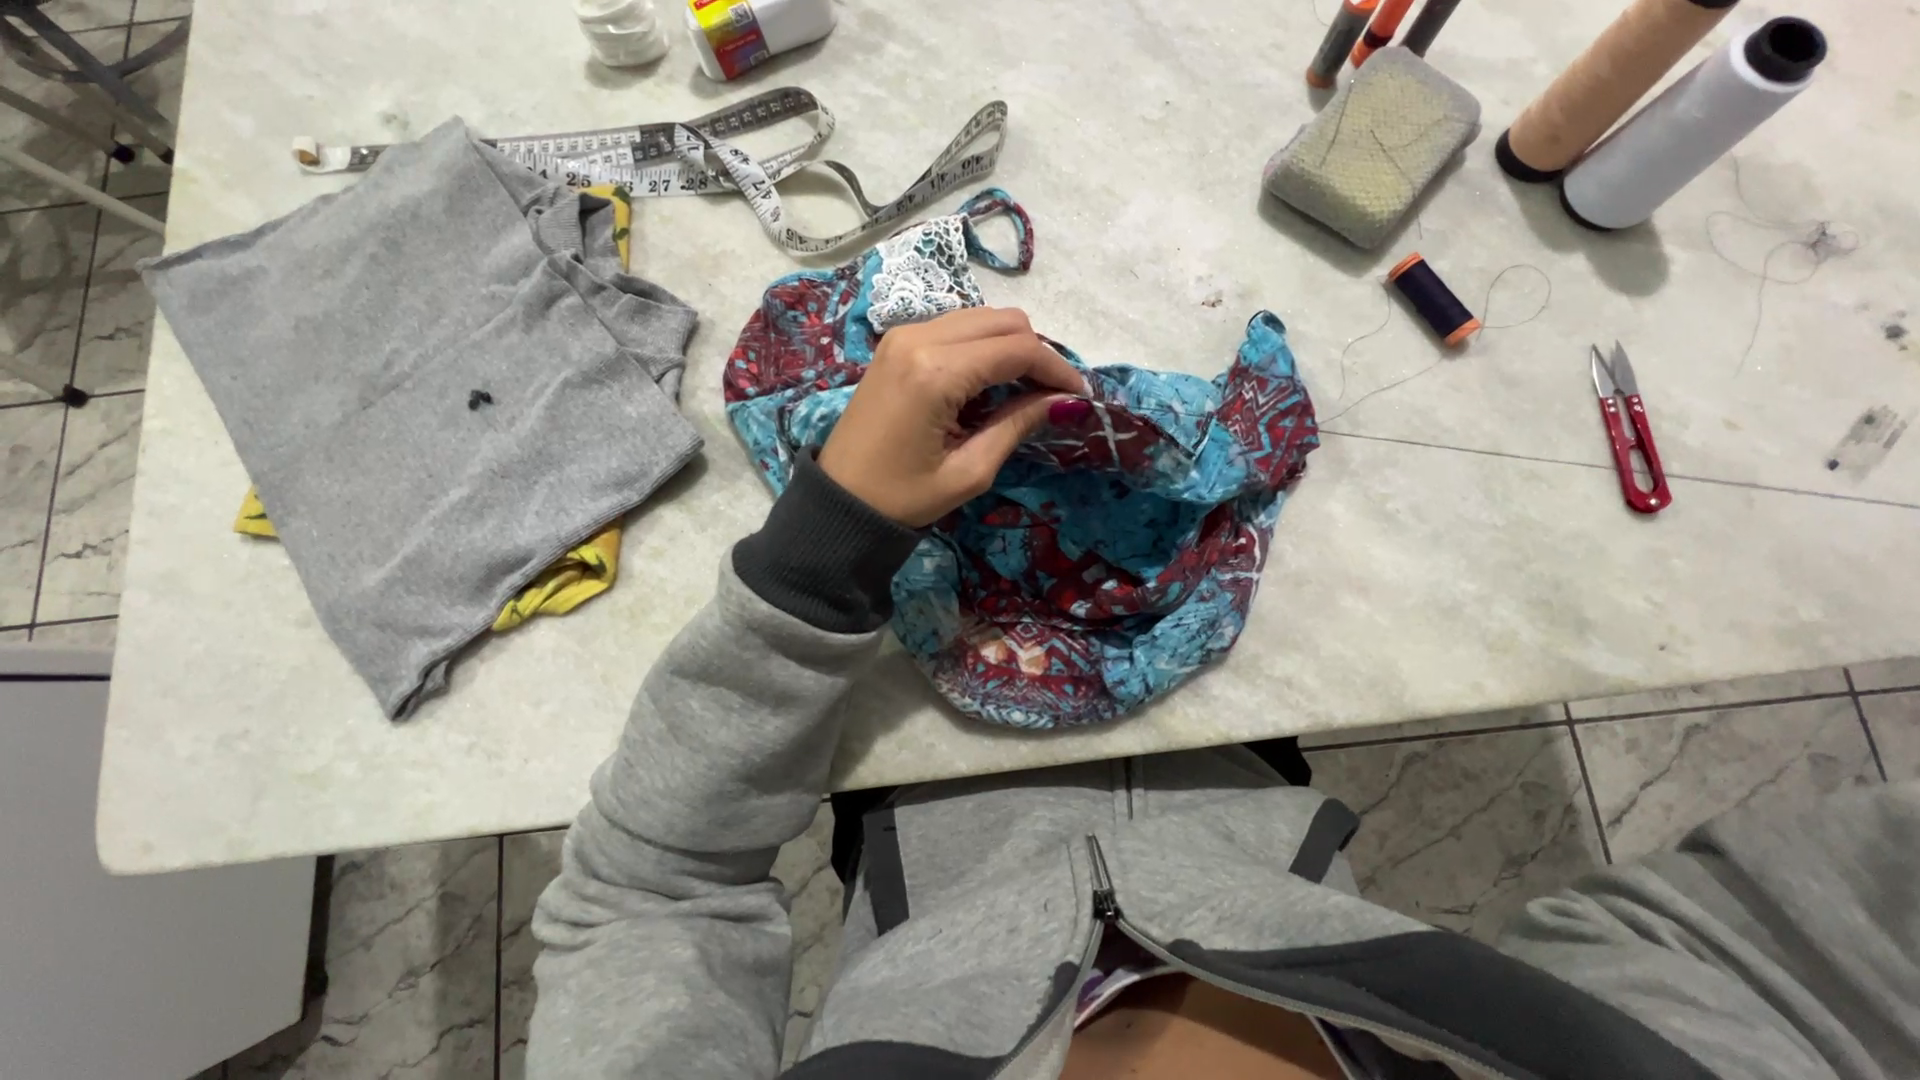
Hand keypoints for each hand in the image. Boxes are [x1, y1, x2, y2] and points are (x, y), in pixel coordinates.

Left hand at [818, 307, 1089, 526]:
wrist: (838, 501)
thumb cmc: (902, 497)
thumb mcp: (969, 471)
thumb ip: (1017, 425)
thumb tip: (1062, 401)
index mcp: (936, 372)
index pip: (1017, 348)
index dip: (1056, 369)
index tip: (1079, 396)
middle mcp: (919, 338)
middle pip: (1003, 321)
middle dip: (1037, 353)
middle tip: (1053, 394)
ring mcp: (903, 335)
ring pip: (981, 318)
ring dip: (1010, 346)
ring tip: (1025, 390)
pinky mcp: (895, 342)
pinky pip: (955, 328)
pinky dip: (983, 346)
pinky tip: (991, 382)